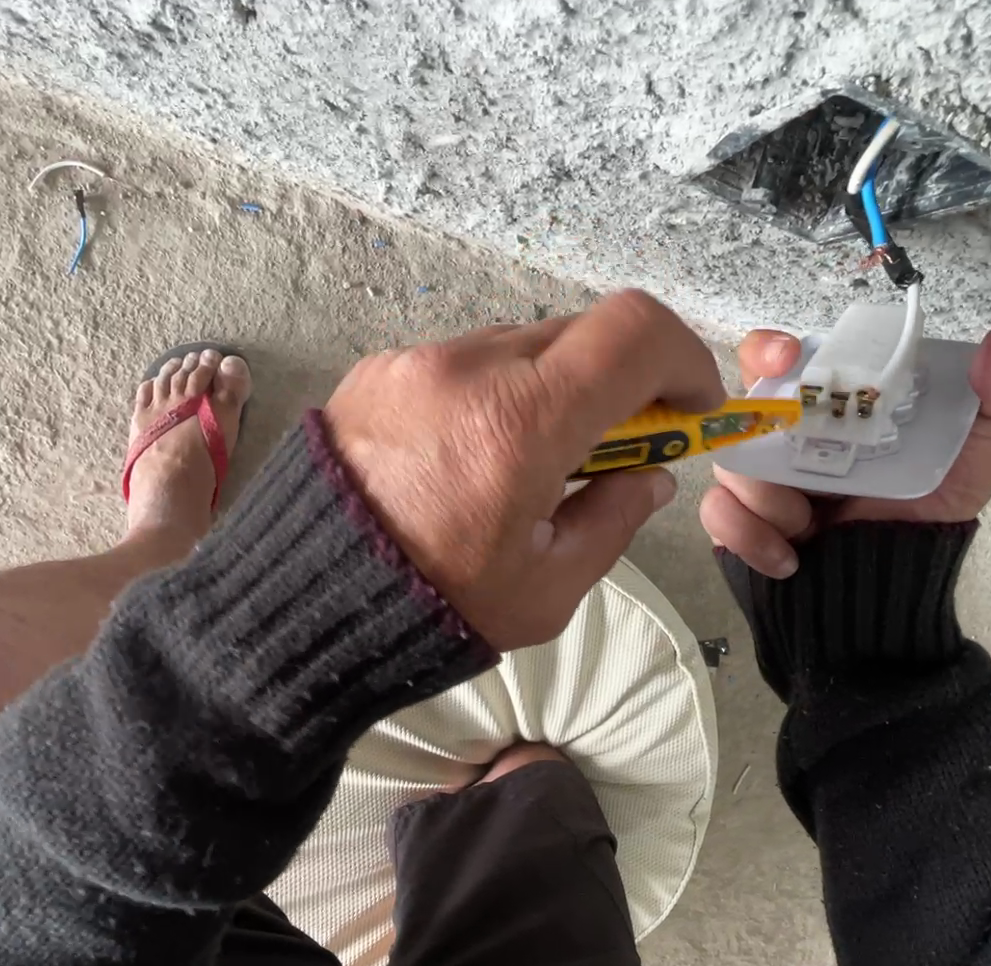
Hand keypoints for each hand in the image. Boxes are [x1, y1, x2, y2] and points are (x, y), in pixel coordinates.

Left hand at [324, 290, 725, 648]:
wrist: (302, 602)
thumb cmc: (434, 607)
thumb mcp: (548, 589)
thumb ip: (615, 521)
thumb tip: (650, 477)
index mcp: (520, 425)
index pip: (634, 333)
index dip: (683, 357)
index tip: (689, 405)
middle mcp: (469, 369)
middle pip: (582, 336)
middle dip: (620, 384)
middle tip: (616, 446)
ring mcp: (417, 361)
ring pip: (522, 345)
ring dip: (553, 388)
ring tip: (530, 460)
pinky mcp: (380, 367)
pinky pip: (465, 360)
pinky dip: (496, 392)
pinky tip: (472, 453)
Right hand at [700, 320, 990, 577]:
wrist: (885, 599)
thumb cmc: (923, 521)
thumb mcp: (975, 462)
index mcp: (831, 410)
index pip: (787, 361)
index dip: (770, 349)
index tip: (786, 356)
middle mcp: (786, 436)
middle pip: (739, 403)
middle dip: (741, 413)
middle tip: (774, 433)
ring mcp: (756, 479)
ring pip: (730, 463)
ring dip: (767, 497)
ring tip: (806, 527)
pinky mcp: (735, 521)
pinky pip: (717, 513)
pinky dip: (748, 535)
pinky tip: (788, 559)